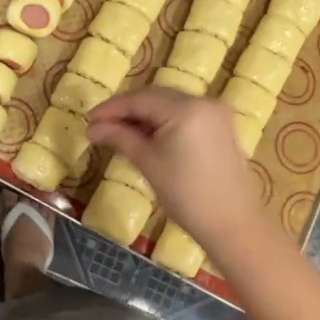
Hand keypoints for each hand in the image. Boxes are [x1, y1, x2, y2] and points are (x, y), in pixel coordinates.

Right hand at [86, 87, 268, 248]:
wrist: (232, 223)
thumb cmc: (186, 195)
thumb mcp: (148, 163)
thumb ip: (120, 137)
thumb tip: (91, 128)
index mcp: (185, 108)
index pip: (139, 99)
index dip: (110, 108)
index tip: (87, 120)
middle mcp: (203, 101)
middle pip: (156, 96)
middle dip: (126, 109)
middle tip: (100, 126)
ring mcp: (215, 112)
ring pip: (170, 104)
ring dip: (144, 115)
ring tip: (119, 132)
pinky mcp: (221, 126)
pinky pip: (185, 114)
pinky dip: (164, 121)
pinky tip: (147, 136)